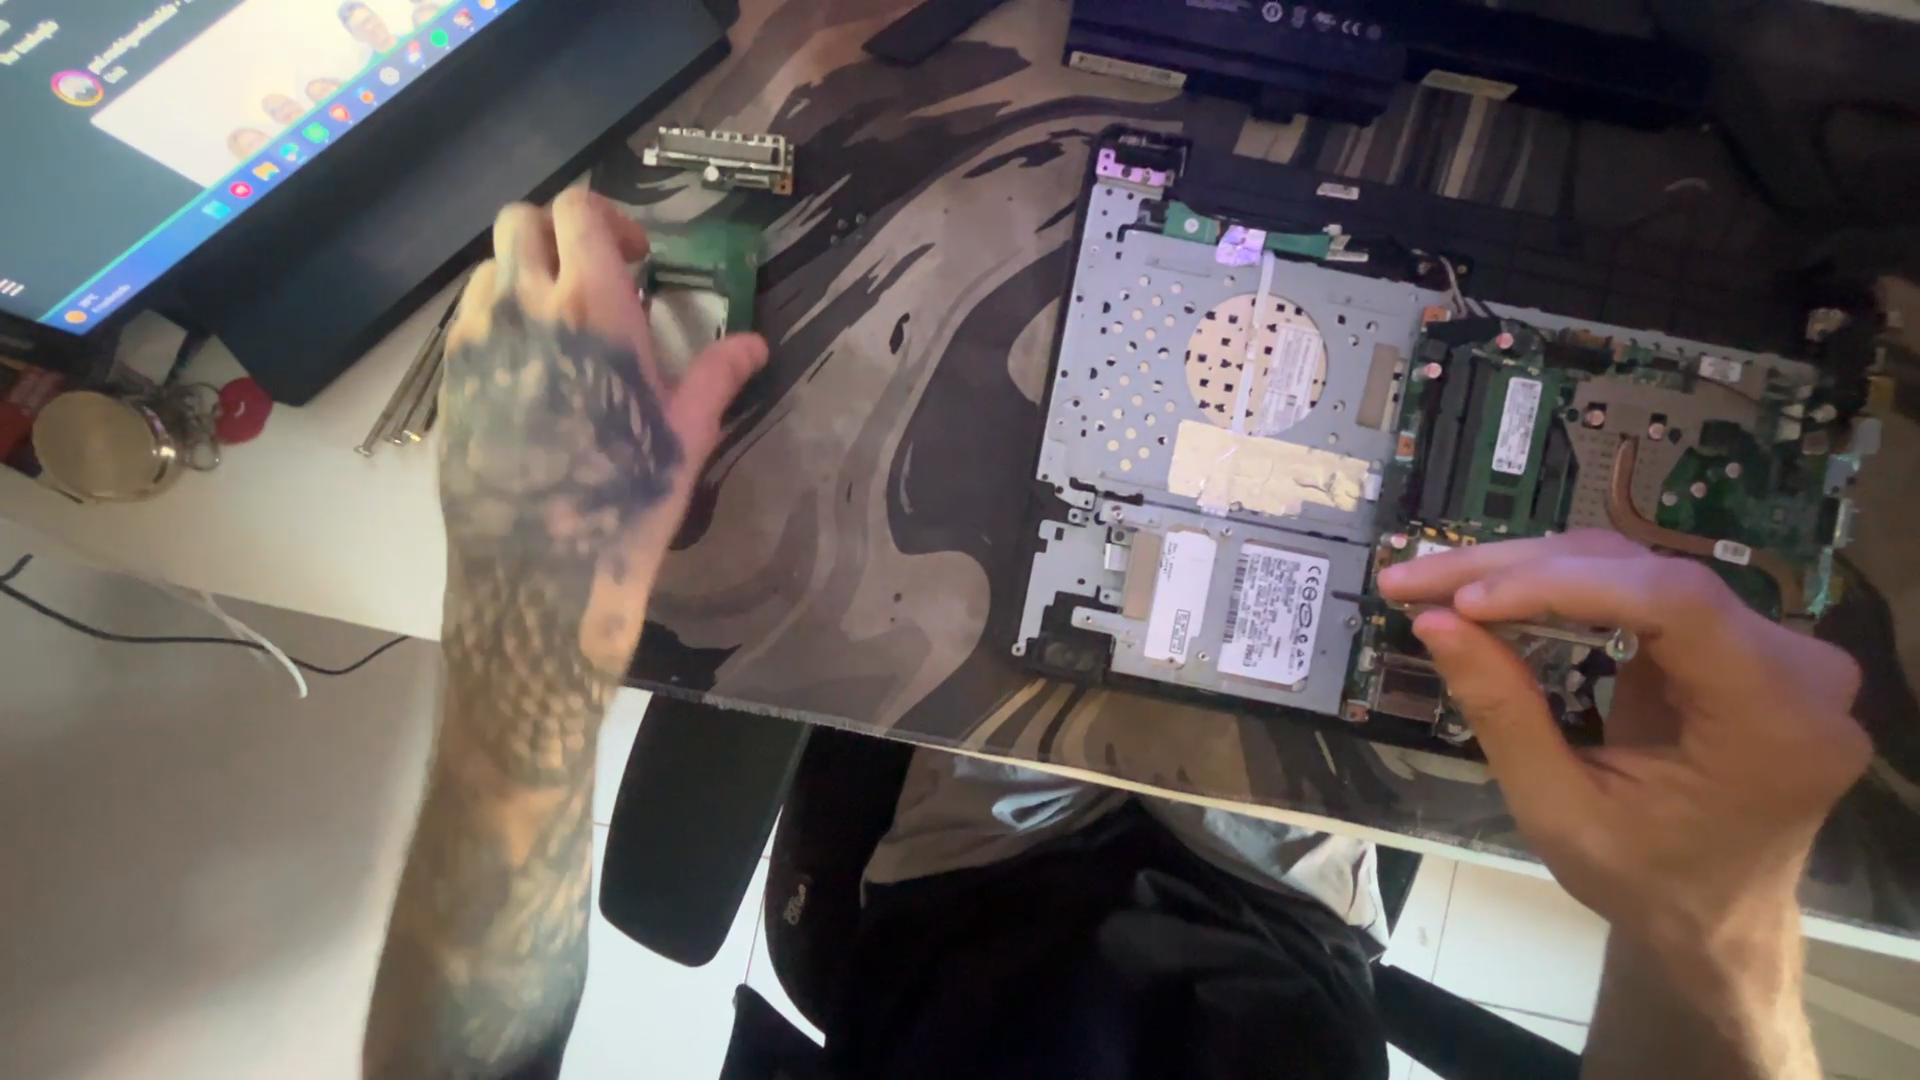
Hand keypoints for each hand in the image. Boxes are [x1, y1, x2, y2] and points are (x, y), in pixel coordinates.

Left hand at [436, 188, 766, 672]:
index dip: (609, 221)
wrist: (542, 562)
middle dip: (561, 234)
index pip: (578, 214)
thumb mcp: (688, 432)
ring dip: (529, 274)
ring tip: (565, 326)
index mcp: (592, 309)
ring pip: (491, 267)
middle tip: (598, 281)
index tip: (636, 260)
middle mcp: (523, 306)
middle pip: (521, 222)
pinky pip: (471, 317)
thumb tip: (757, 345)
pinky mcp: (452, 378)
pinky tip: (537, 369)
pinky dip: (503, 316)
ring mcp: (477, 340)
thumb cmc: (629, 493)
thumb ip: (719, 375)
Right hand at [1376, 531, 1870, 946]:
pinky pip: (1621, 586)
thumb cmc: (1641, 876)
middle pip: (1637, 572)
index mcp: (1774, 724)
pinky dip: (1540, 586)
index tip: (1460, 605)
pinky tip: (1479, 596)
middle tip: (1408, 582)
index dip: (1559, 587)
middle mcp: (1791, 667)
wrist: (1709, 911)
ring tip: (1426, 585)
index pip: (1675, 604)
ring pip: (1620, 565)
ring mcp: (1760, 646)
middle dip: (1511, 570)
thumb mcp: (1555, 807)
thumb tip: (1432, 621)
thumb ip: (1502, 711)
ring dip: (1515, 569)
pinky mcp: (1718, 639)